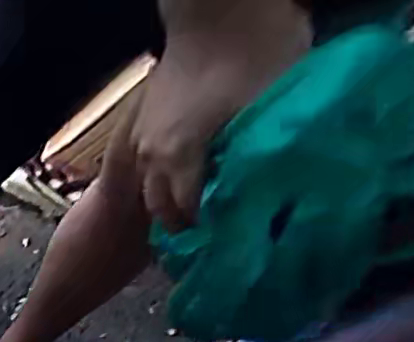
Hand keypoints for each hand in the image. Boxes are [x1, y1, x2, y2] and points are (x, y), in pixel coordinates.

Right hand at [131, 3, 308, 230]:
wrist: (217, 6)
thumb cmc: (251, 49)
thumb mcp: (271, 102)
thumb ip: (262, 151)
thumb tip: (266, 193)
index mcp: (177, 159)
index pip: (182, 212)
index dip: (202, 231)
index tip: (221, 245)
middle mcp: (151, 158)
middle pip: (157, 207)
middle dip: (179, 225)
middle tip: (206, 236)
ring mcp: (143, 141)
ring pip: (150, 188)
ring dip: (170, 202)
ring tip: (195, 209)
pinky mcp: (145, 123)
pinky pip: (150, 165)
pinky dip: (166, 178)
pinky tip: (185, 174)